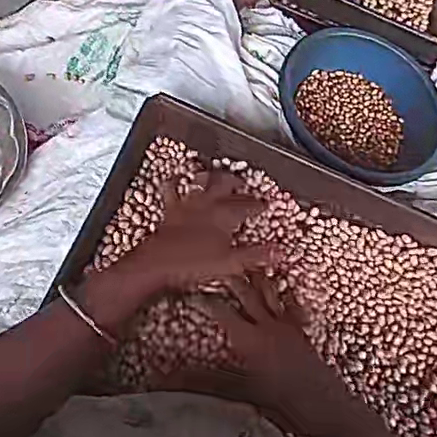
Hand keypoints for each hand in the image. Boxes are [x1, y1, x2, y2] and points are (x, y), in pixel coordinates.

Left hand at [80, 171, 277, 326]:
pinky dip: (173, 183)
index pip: (247, 205)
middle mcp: (206, 204)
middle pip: (224, 185)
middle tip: (242, 182)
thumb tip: (280, 252)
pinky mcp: (169, 211)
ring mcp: (186, 205)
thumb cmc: (194, 263)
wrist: (156, 264)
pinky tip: (172, 178)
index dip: (258, 204)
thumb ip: (255, 256)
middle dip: (235, 182)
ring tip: (212, 173)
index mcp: (224, 215)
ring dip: (207, 176)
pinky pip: (170, 191)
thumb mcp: (230, 263)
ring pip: (200, 182)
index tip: (265, 203)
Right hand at [185, 271, 394, 436]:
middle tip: (219, 263)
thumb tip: (175, 378)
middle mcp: (269, 326)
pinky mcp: (301, 331)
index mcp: (251, 339)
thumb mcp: (241, 391)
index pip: (222, 311)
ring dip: (258, 278)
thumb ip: (208, 380)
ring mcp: (287, 326)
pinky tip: (285, 285)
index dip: (206, 300)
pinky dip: (287, 294)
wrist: (323, 406)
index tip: (193, 289)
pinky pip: (292, 306)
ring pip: (269, 293)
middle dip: (231, 277)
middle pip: (246, 294)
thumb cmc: (284, 402)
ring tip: (249, 262)